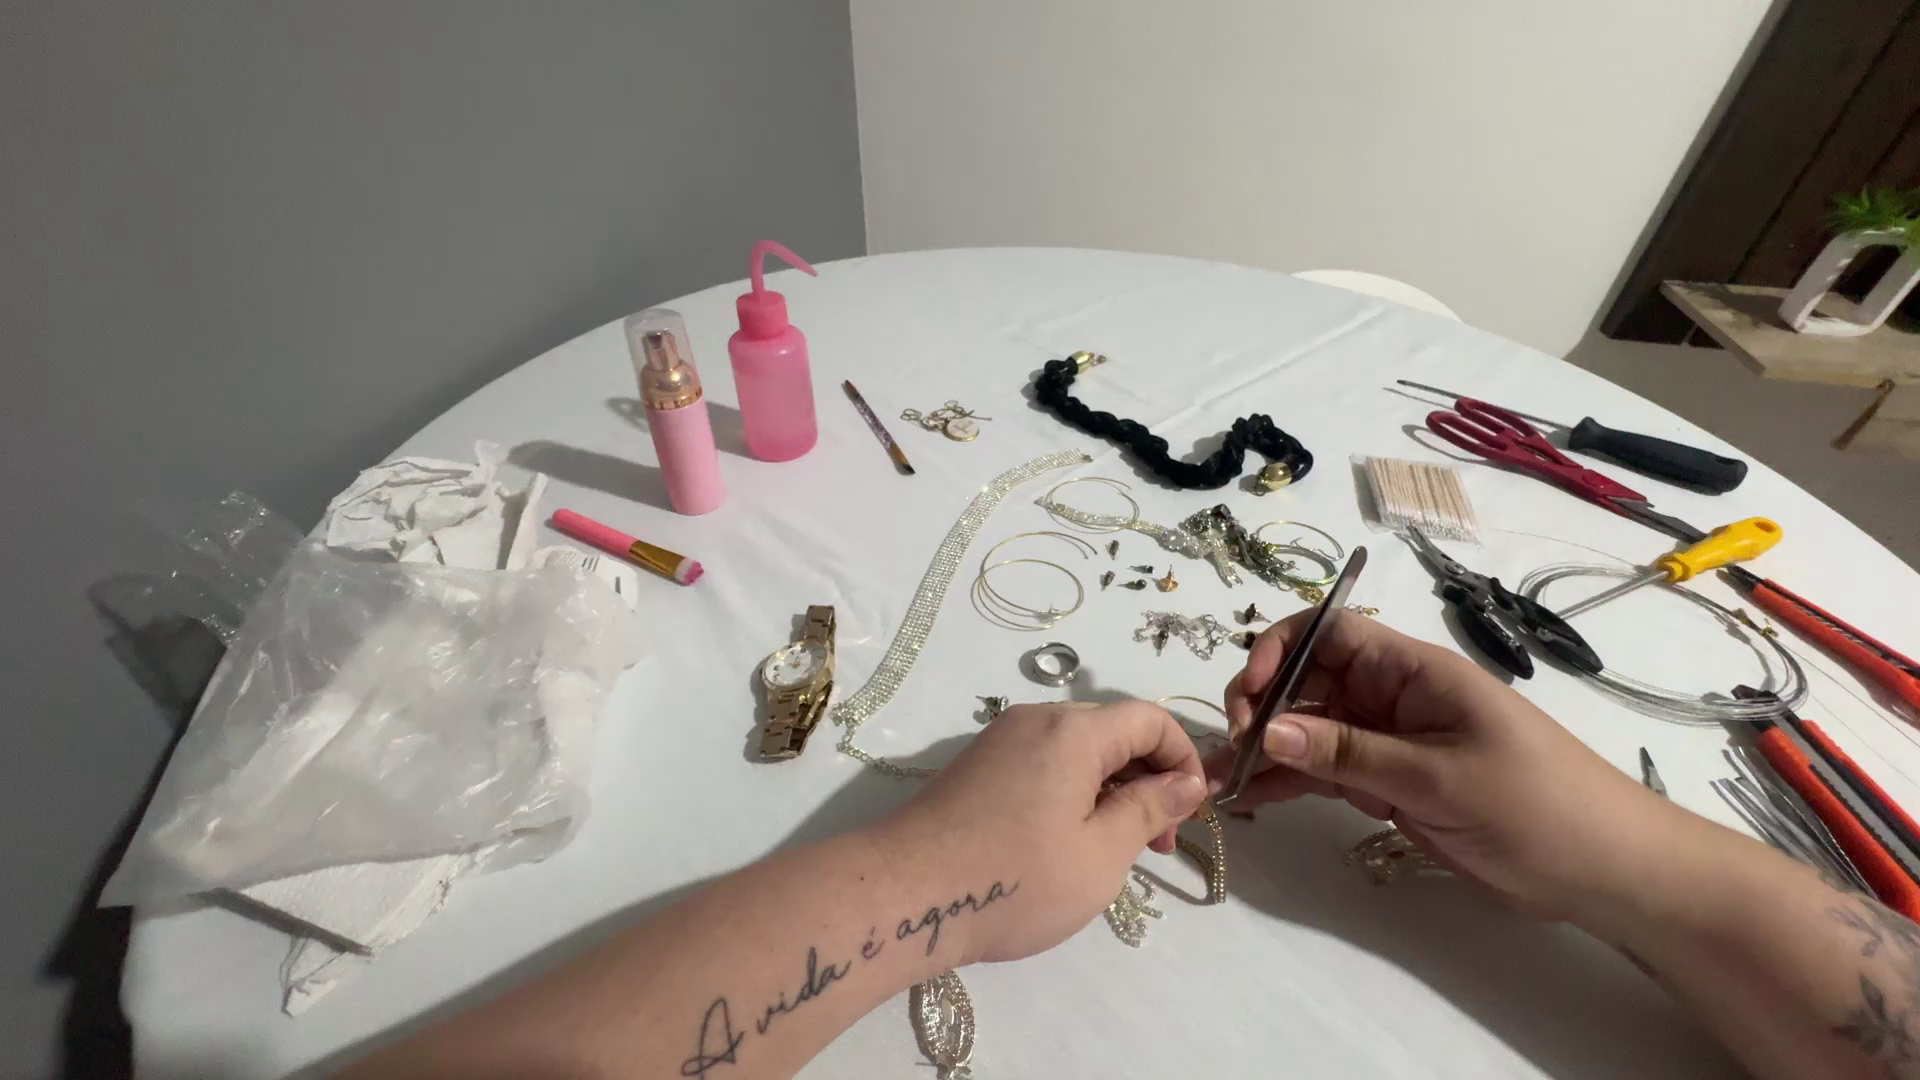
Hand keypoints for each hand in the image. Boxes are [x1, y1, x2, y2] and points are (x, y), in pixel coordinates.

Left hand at [872, 700, 1204, 965]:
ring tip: (1115, 848)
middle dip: (1148, 777)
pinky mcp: (979, 763)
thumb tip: (1184, 782)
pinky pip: (1043, 760)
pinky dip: (1072, 789)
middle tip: (1157, 843)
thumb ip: (1148, 809)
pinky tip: (1067, 839)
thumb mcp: (1099, 854)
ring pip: (1077, 748)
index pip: (1148, 718)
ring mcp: (1001, 738)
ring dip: (1110, 787)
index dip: (1183, 758)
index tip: (1190, 813)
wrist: (905, 893)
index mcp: (1072, 730)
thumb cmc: (1015, 879)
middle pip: (1112, 729)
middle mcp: (1035, 718)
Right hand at [1209, 609, 1673, 920]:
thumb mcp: (1439, 776)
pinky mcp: (1380, 781)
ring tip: (1219, 778)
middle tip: (1234, 744)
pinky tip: (1248, 798)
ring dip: (1261, 748)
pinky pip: (1318, 771)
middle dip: (1260, 704)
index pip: (1328, 632)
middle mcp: (1386, 695)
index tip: (1251, 689)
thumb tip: (1268, 729)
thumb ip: (1349, 753)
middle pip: (1303, 681)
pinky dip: (1283, 782)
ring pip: (1303, 730)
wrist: (1612, 877)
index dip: (1279, 647)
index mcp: (1408, 670)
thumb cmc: (1539, 805)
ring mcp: (1380, 740)